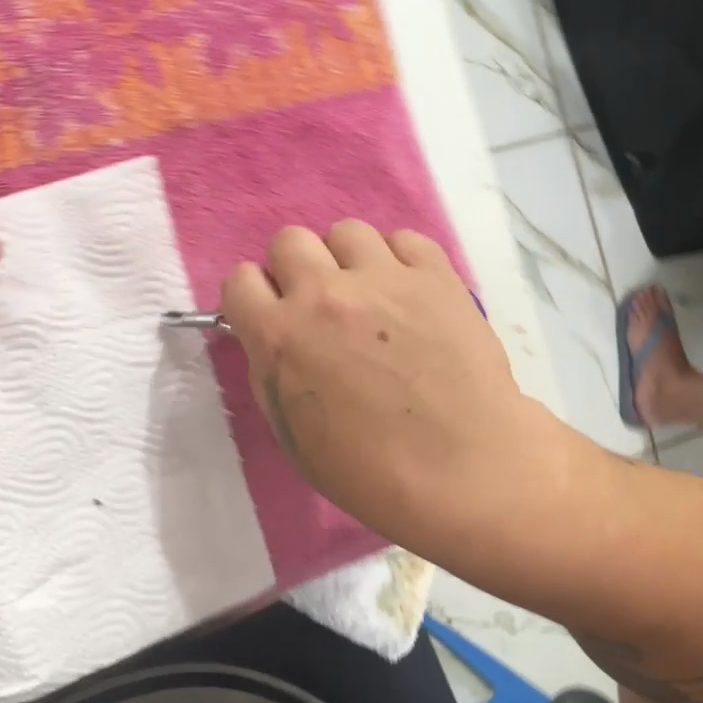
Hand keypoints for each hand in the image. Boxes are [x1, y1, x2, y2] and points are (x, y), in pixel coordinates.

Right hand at [221, 221, 560, 537]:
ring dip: (347, 260)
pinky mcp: (435, 276)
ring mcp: (382, 279)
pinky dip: (399, 260)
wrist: (463, 471)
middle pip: (289, 241)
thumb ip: (272, 368)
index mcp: (279, 337)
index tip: (272, 316)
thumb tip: (273, 336)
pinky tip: (408, 293)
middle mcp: (323, 294)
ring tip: (370, 294)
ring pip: (346, 231)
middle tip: (320, 304)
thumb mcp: (289, 429)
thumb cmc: (367, 471)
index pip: (240, 280)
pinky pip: (404, 239)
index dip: (255, 298)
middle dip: (296, 269)